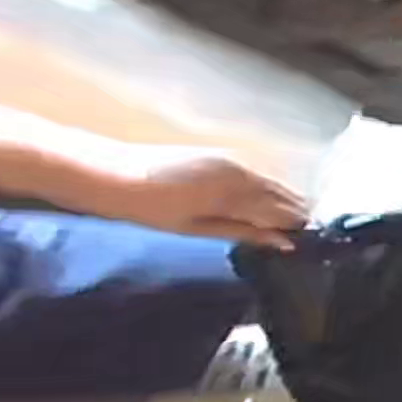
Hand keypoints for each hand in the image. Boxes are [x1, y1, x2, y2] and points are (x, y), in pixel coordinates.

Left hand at [85, 148, 307, 248]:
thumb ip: (245, 233)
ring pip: (280, 187)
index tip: (302, 243)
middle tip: (294, 235)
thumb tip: (286, 243)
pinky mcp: (228, 157)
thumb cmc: (144, 208)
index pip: (289, 213)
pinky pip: (263, 178)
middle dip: (296, 215)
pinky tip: (260, 205)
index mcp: (240, 194)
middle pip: (291, 198)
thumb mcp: (194, 228)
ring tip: (279, 222)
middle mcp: (249, 175)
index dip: (298, 229)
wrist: (99, 171)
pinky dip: (269, 192)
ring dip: (284, 204)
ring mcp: (240, 163)